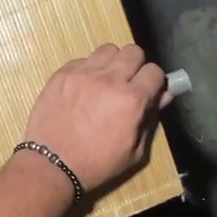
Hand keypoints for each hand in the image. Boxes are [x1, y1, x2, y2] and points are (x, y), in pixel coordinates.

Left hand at [22, 44, 168, 193]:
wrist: (52, 166)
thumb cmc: (97, 164)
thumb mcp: (134, 151)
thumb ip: (151, 119)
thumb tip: (164, 95)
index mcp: (131, 100)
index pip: (155, 71)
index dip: (154, 83)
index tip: (147, 92)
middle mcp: (109, 79)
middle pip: (133, 52)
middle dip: (136, 67)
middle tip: (127, 85)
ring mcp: (83, 73)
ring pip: (108, 50)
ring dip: (112, 63)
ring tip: (105, 82)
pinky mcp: (62, 74)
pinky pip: (83, 59)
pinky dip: (89, 70)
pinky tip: (83, 89)